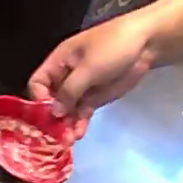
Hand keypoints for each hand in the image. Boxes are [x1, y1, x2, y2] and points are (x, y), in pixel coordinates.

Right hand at [27, 12, 158, 133]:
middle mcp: (65, 77)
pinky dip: (79, 124)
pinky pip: (80, 115)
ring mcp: (80, 89)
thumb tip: (54, 112)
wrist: (145, 44)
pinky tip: (80, 133)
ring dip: (66, 125)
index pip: (38, 83)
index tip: (48, 114)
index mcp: (59, 61)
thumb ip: (69, 91)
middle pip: (50, 101)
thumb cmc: (113, 48)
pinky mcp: (93, 99)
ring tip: (70, 139)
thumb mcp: (88, 68)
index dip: (39, 99)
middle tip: (58, 135)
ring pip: (66, 111)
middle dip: (53, 118)